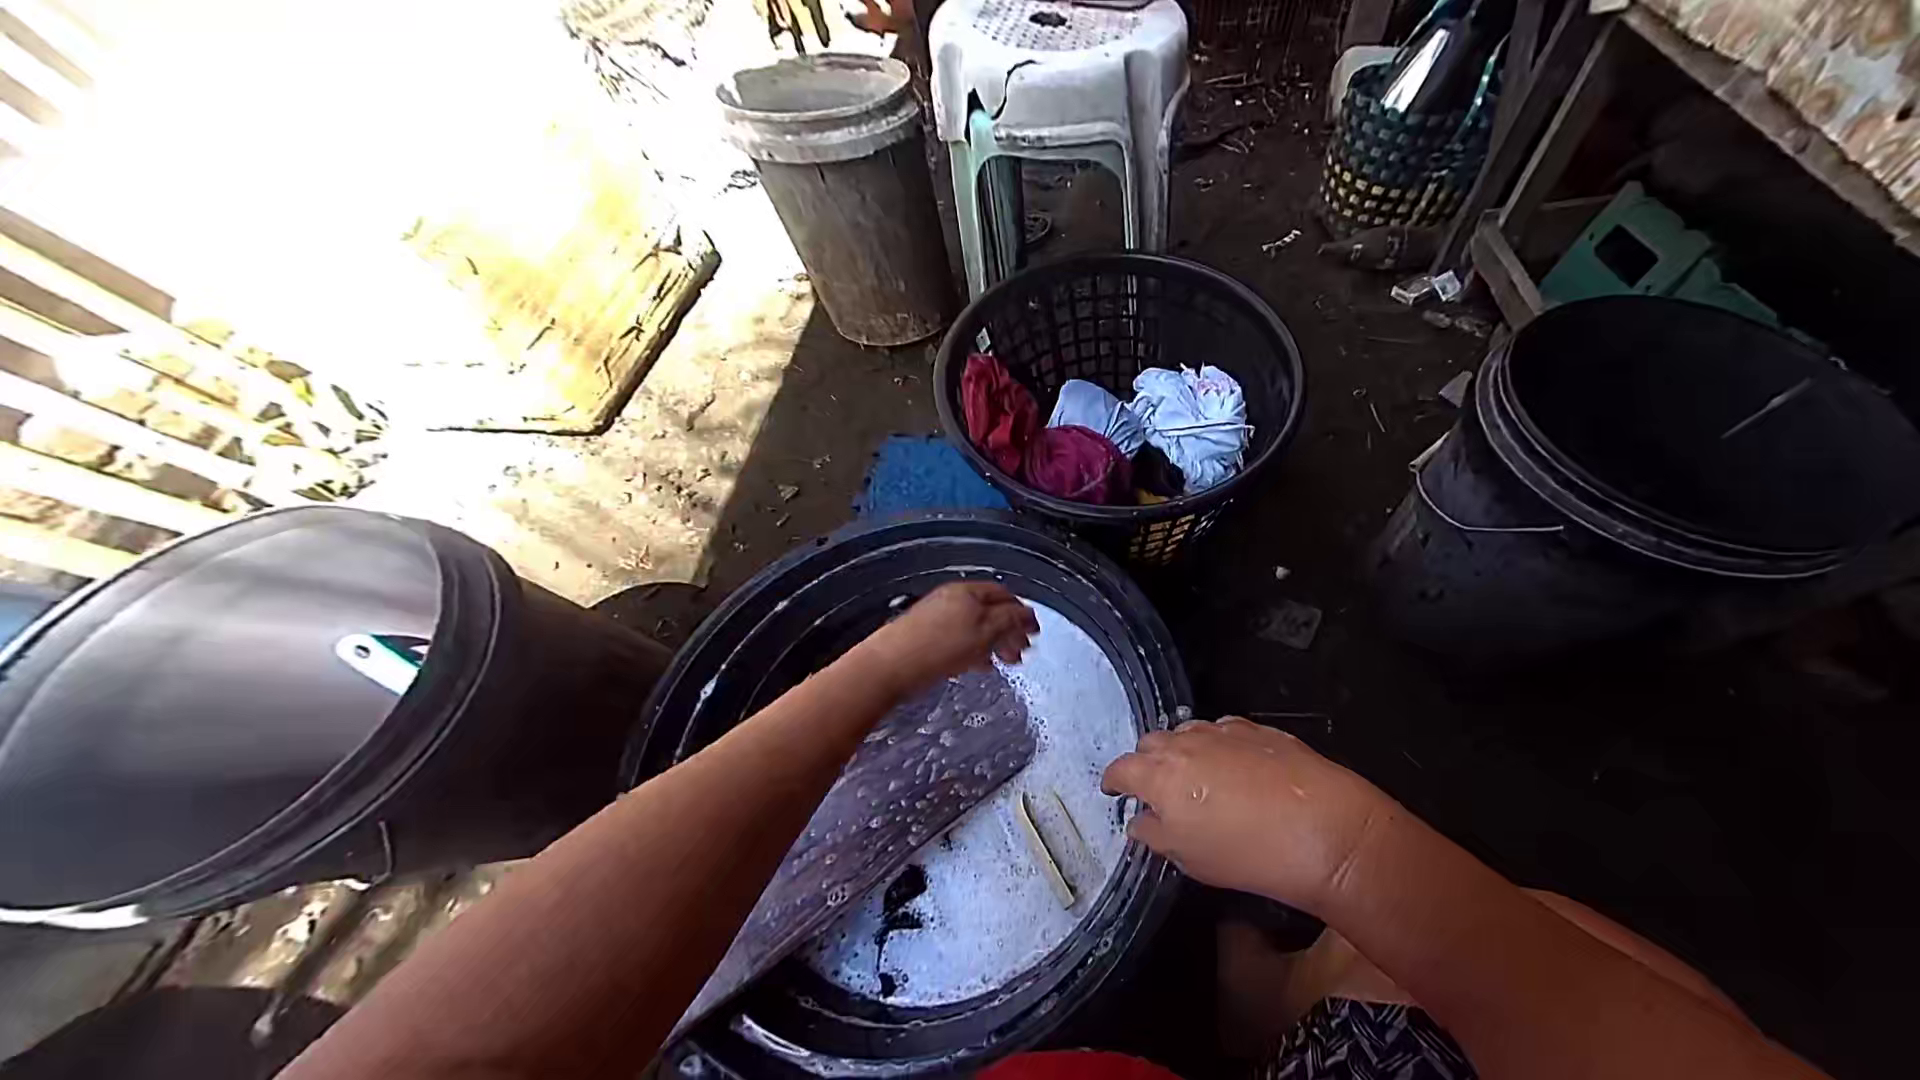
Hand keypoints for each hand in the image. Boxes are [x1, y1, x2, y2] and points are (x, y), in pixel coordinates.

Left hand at [848, 582, 1038, 696]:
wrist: (890, 666)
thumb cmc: (937, 648)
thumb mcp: (984, 633)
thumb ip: (1010, 622)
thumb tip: (1027, 616)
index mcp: (968, 592)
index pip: (1005, 595)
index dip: (1022, 613)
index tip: (1033, 632)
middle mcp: (951, 599)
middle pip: (989, 611)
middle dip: (1008, 630)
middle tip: (1020, 650)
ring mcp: (936, 616)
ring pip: (974, 626)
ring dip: (992, 642)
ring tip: (1002, 661)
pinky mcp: (924, 635)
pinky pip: (957, 638)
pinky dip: (972, 649)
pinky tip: (976, 664)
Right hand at [1101, 718, 1397, 912]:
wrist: (1326, 831)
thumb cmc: (1249, 854)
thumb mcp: (1191, 859)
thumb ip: (1154, 836)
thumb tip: (1140, 822)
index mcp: (1157, 776)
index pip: (1120, 770)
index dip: (1113, 781)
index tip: (1114, 790)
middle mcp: (1181, 744)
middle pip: (1149, 745)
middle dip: (1146, 763)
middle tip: (1158, 789)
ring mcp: (1218, 731)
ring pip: (1184, 733)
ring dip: (1180, 751)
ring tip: (1197, 778)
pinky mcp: (1252, 728)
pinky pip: (1220, 731)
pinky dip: (1216, 745)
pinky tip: (1234, 768)